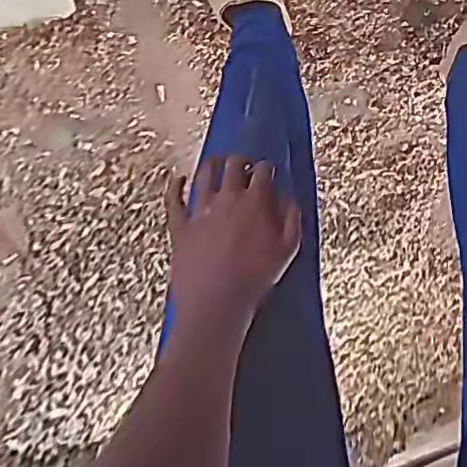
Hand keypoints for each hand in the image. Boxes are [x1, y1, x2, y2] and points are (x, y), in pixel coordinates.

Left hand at [165, 156, 301, 339]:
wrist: (215, 306)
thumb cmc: (255, 279)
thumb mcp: (288, 249)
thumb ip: (292, 218)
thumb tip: (288, 199)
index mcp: (255, 202)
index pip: (263, 170)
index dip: (267, 167)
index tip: (268, 172)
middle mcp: (227, 198)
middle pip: (233, 164)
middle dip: (242, 160)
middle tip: (245, 166)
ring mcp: (201, 211)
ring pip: (205, 173)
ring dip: (214, 164)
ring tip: (218, 164)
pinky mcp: (180, 226)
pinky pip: (174, 199)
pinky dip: (176, 185)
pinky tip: (180, 179)